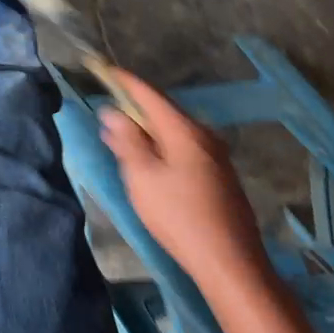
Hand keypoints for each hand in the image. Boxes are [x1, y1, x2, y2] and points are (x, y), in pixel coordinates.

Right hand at [99, 71, 268, 287]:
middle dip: (134, 108)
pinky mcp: (219, 177)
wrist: (229, 262)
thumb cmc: (178, 215)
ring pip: (174, 132)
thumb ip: (126, 140)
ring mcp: (216, 158)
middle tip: (107, 109)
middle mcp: (205, 138)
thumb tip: (114, 113)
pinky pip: (183, 148)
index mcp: (184, 132)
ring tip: (121, 136)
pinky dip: (161, 146)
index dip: (125, 81)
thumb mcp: (141, 176)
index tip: (104, 70)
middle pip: (164, 112)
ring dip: (147, 130)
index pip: (150, 95)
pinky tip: (148, 161)